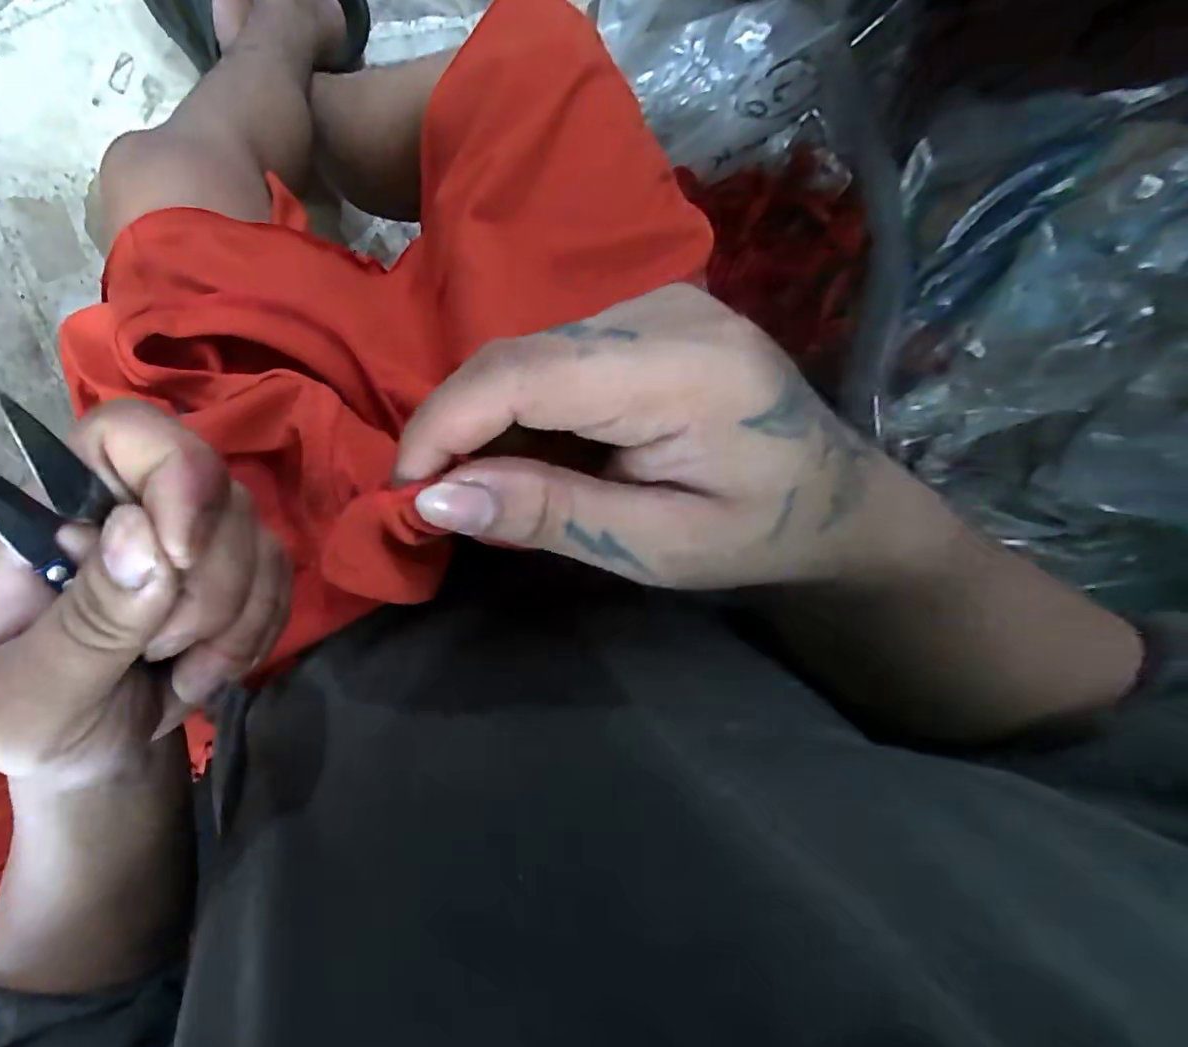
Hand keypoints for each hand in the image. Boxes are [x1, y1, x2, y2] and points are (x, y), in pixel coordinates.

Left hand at [0, 400, 292, 789]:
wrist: (92, 754)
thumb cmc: (37, 722)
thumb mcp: (28, 697)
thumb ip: (83, 623)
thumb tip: (143, 534)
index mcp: (56, 510)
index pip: (122, 431)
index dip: (170, 472)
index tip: (182, 556)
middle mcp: (128, 501)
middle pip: (209, 484)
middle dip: (201, 590)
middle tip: (154, 655)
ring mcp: (187, 532)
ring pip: (255, 533)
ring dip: (226, 623)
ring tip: (172, 673)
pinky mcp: (233, 568)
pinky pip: (279, 575)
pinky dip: (252, 635)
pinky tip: (203, 671)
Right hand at [396, 284, 957, 588]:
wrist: (834, 498)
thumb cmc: (754, 534)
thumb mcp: (650, 548)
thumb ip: (544, 514)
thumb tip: (432, 499)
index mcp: (682, 369)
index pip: (519, 374)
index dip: (441, 426)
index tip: (405, 490)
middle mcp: (658, 313)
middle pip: (506, 361)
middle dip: (449, 431)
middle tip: (432, 499)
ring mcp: (644, 306)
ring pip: (510, 360)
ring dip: (474, 425)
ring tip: (479, 486)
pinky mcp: (628, 318)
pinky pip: (533, 362)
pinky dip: (504, 414)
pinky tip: (520, 457)